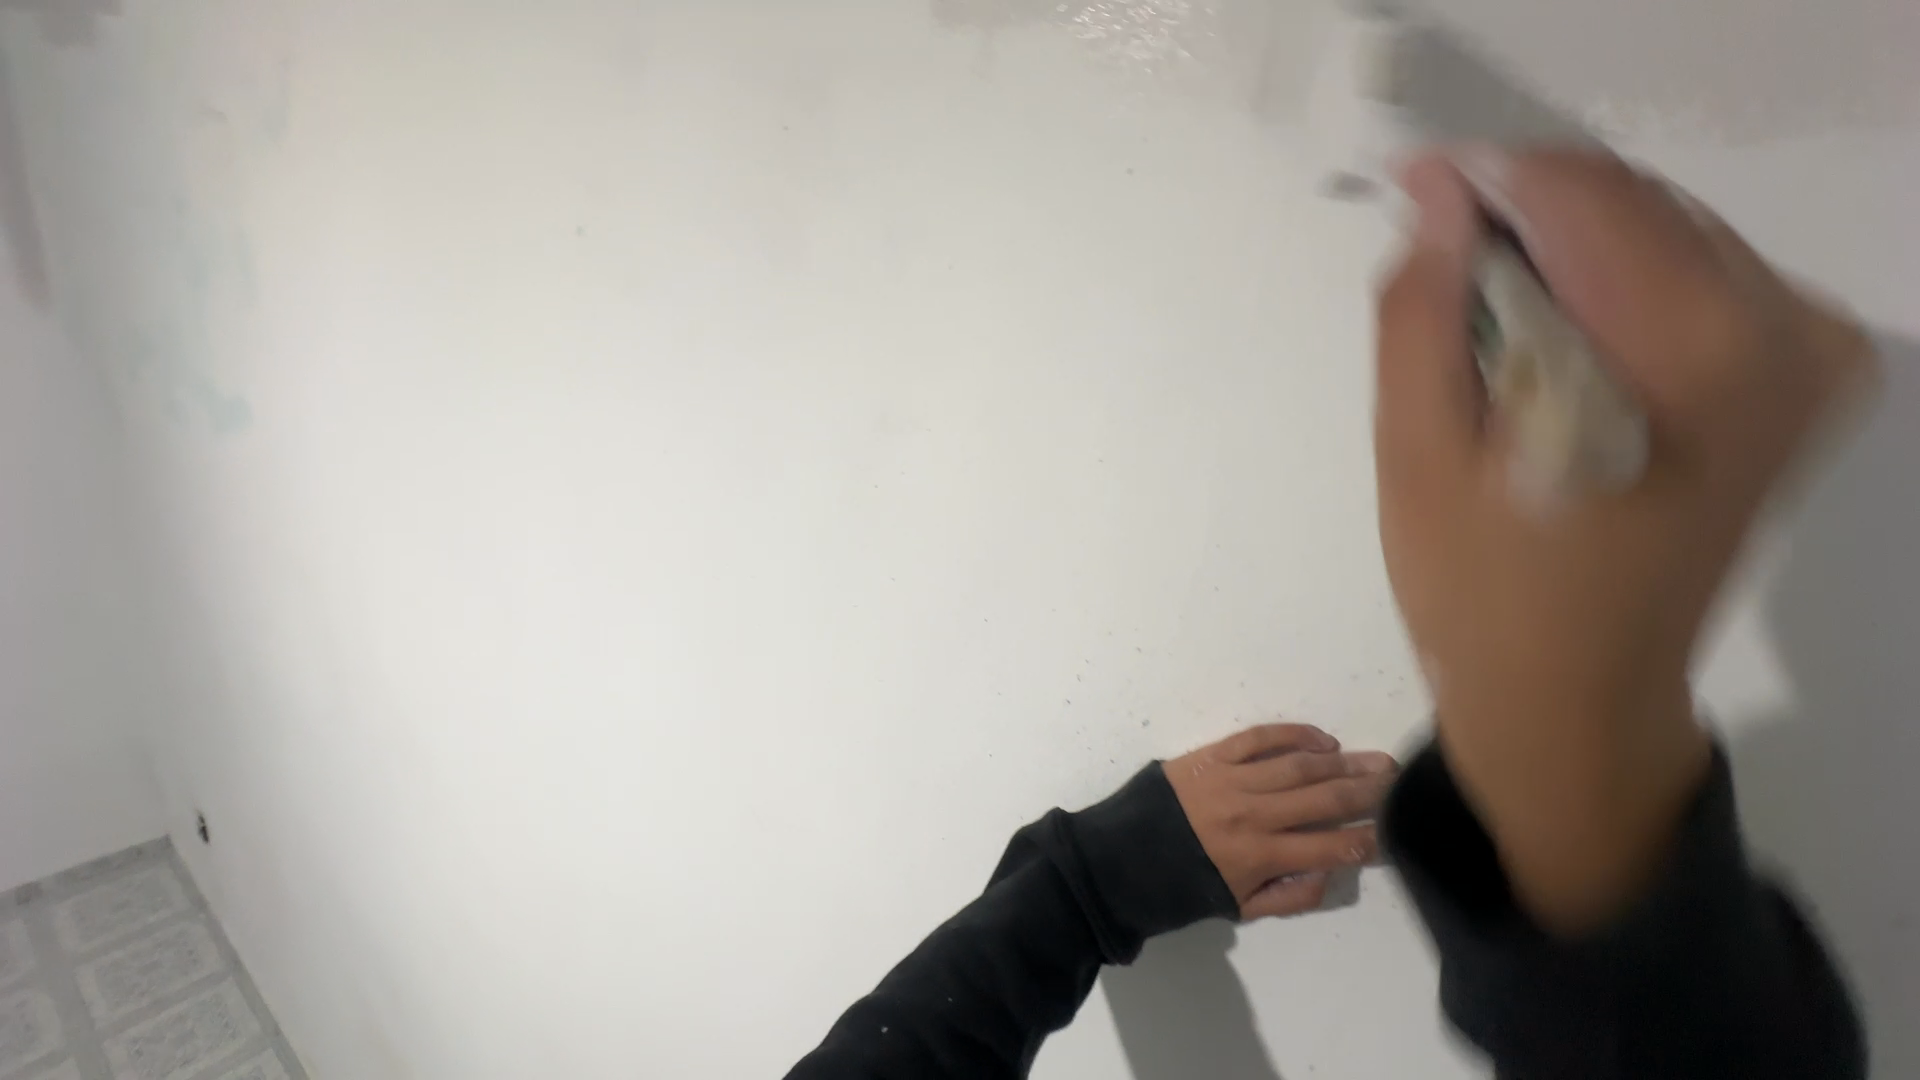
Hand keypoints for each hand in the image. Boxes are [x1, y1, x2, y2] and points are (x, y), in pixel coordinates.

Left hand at [1164, 723, 1397, 919]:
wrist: (1119, 854)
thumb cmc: (1180, 883)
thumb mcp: (1237, 908)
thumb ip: (1290, 895)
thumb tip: (1332, 871)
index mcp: (1260, 856)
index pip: (1332, 846)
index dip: (1370, 838)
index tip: (1397, 828)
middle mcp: (1253, 815)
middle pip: (1323, 799)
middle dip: (1368, 791)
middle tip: (1400, 780)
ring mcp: (1231, 780)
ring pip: (1297, 766)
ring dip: (1341, 762)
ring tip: (1374, 759)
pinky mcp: (1211, 755)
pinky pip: (1258, 738)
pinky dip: (1293, 735)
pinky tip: (1321, 740)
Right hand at [1375, 148, 1875, 930]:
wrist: (1570, 689)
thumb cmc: (1474, 583)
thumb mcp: (1414, 451)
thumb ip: (1421, 316)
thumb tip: (1432, 201)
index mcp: (1692, 349)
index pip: (1581, 193)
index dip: (1480, 177)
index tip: (1403, 190)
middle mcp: (1790, 329)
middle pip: (1629, 203)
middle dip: (1514, 217)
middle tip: (1426, 269)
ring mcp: (1815, 356)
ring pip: (1661, 233)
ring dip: (1555, 254)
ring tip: (1478, 326)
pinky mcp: (1803, 380)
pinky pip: (1690, 280)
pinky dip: (1604, 287)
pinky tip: (1550, 349)